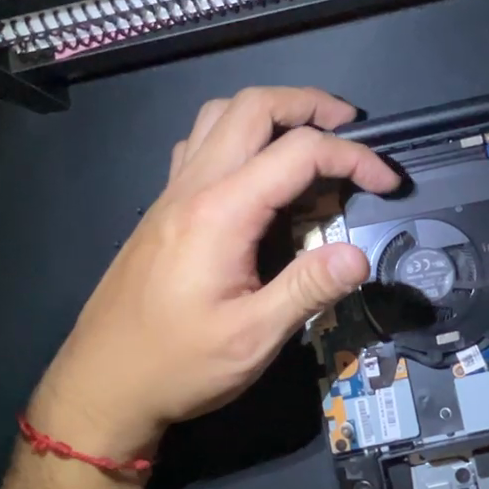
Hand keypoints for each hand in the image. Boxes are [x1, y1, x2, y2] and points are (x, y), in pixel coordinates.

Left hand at [30, 87, 399, 456]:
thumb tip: (360, 255)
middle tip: (349, 126)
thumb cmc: (177, 365)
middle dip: (308, 103)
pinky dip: (235, 134)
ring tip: (306, 135)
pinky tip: (253, 168)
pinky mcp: (162, 208)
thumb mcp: (252, 338)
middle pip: (252, 107)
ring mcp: (172, 193)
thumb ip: (308, 289)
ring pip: (219, 115)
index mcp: (221, 212)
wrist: (101, 385)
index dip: (353, 157)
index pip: (299, 152)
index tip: (387, 183)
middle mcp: (194, 186)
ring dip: (268, 111)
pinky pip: (198, 143)